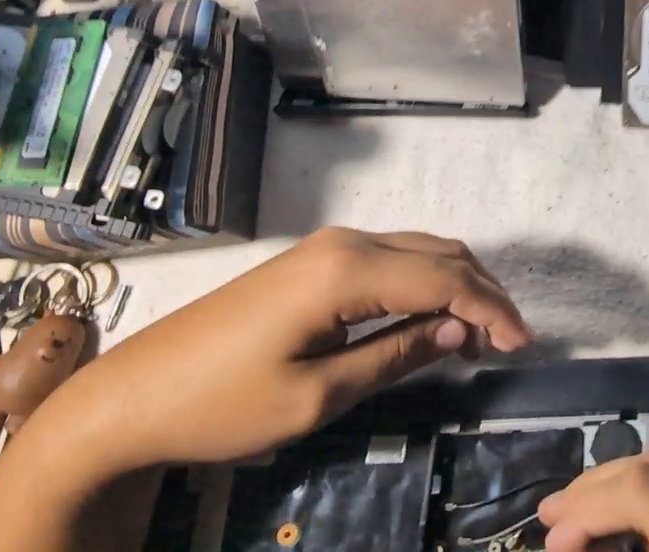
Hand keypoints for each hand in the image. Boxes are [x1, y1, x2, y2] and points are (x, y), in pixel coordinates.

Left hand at [24, 227, 532, 475]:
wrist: (126, 398)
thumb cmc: (220, 406)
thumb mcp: (317, 396)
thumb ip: (398, 355)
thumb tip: (461, 331)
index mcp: (347, 271)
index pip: (445, 281)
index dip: (491, 310)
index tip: (522, 345)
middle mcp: (346, 243)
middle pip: (441, 255)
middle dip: (483, 293)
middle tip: (508, 339)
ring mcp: (329, 246)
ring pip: (421, 251)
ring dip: (459, 285)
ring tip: (480, 332)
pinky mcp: (316, 260)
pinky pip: (393, 259)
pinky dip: (426, 283)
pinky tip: (434, 316)